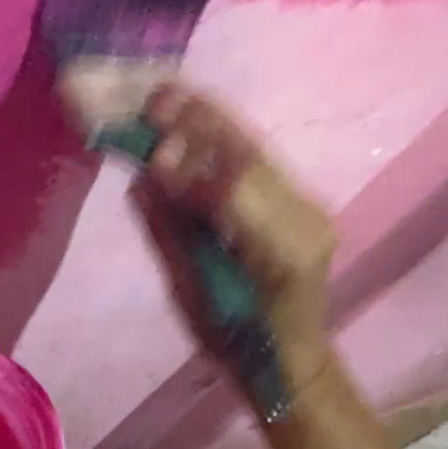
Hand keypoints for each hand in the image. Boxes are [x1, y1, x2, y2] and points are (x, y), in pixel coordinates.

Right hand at [130, 84, 338, 389]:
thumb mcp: (193, 297)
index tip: (149, 149)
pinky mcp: (300, 198)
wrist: (292, 356)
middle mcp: (305, 217)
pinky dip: (220, 133)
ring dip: (208, 117)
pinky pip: (256, 158)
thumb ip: (169, 235)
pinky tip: (191, 113)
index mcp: (282, 252)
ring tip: (166, 92)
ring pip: (254, 148)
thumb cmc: (236, 342)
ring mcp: (307, 204)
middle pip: (248, 157)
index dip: (191, 167)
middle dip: (198, 123)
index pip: (233, 194)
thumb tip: (140, 181)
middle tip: (152, 97)